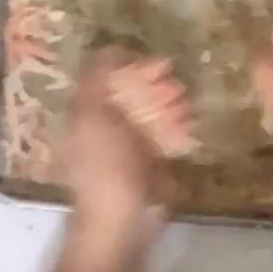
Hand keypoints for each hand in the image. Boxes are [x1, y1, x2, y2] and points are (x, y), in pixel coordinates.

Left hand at [59, 48, 175, 231]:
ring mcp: (127, 150)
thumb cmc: (104, 167)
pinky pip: (164, 139)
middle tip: (174, 81)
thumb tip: (107, 50)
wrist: (123, 221)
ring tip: (184, 102)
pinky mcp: (149, 167)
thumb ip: (96, 79)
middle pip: (129, 97)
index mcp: (83, 118)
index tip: (152, 62)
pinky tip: (189, 121)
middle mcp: (103, 131)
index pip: (104, 81)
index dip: (127, 68)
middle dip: (153, 85)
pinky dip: (177, 128)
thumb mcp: (91, 114)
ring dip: (169, 105)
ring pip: (150, 116)